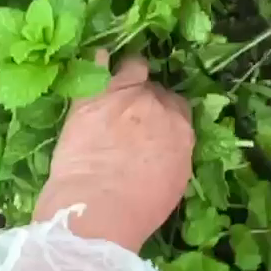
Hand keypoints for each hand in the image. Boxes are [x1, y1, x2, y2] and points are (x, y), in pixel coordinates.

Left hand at [34, 54, 193, 251]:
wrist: (97, 207)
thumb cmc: (138, 208)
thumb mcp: (173, 183)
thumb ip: (173, 153)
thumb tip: (165, 145)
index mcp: (180, 128)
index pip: (178, 107)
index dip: (166, 113)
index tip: (156, 123)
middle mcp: (154, 104)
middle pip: (154, 90)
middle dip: (147, 99)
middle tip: (132, 115)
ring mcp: (122, 95)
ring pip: (133, 68)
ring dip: (129, 74)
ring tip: (119, 83)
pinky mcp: (89, 96)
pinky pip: (97, 65)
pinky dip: (98, 61)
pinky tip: (97, 61)